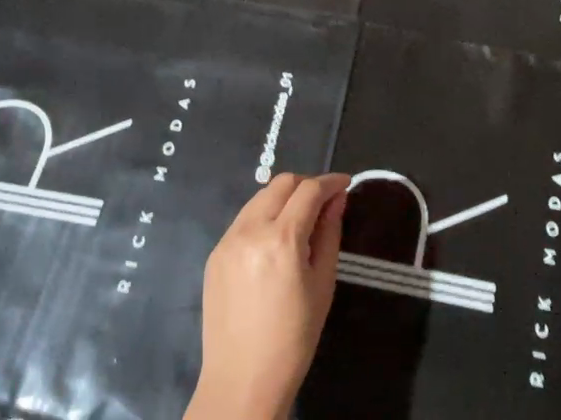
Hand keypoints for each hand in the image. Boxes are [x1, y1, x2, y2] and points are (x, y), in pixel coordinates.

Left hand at [186, 172, 350, 419]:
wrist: (242, 379)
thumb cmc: (294, 337)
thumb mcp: (323, 283)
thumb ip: (330, 233)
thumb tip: (337, 199)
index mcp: (282, 239)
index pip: (309, 190)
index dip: (330, 182)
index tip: (346, 184)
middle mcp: (250, 230)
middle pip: (281, 184)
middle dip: (307, 185)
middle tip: (325, 202)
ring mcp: (227, 241)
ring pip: (260, 198)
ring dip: (284, 198)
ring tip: (301, 221)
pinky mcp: (215, 254)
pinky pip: (244, 220)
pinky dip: (264, 217)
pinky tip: (275, 241)